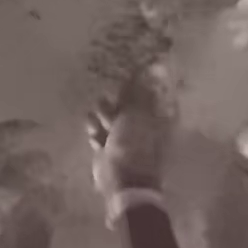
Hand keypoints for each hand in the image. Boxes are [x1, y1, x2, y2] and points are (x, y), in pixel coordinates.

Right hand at [88, 66, 173, 196]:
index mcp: (151, 118)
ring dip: (100, 117)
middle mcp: (139, 127)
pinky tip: (94, 135)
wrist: (122, 182)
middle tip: (109, 110)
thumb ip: (138, 91)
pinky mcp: (106, 149)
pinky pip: (97, 131)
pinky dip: (94, 131)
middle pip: (122, 104)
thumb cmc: (134, 146)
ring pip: (107, 116)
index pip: (141, 94)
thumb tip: (152, 64)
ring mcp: (123, 138)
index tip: (119, 82)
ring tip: (100, 125)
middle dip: (112, 104)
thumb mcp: (136, 114)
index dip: (130, 87)